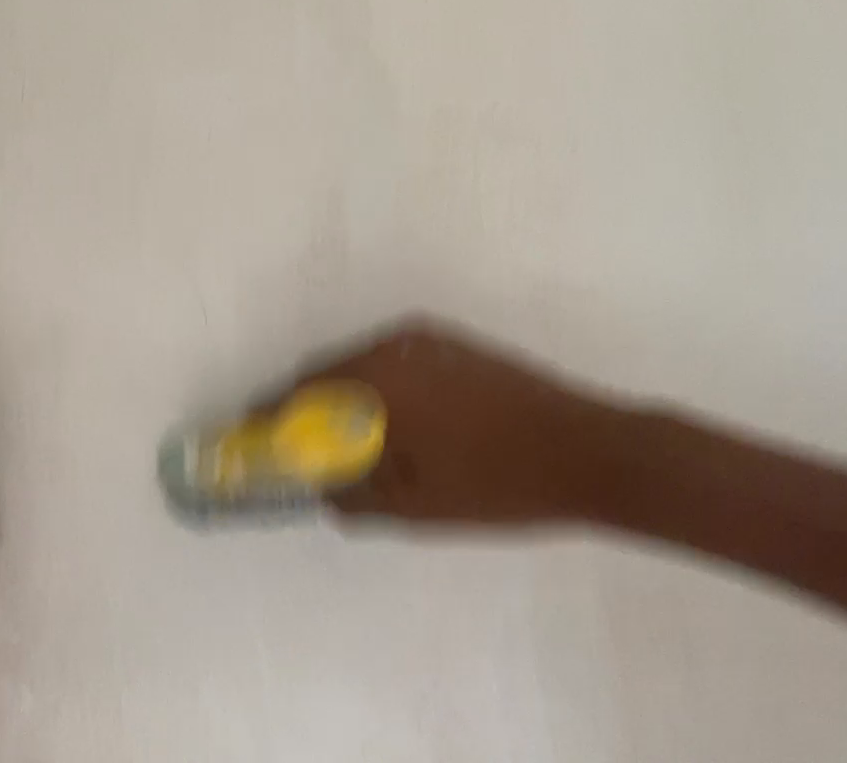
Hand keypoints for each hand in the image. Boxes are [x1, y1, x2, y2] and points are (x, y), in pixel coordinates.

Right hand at [294, 321, 633, 525]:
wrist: (592, 451)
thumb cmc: (496, 481)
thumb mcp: (416, 506)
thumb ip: (355, 498)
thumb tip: (323, 494)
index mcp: (375, 380)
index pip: (298, 393)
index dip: (270, 416)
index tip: (254, 435)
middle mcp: (392, 346)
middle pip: (326, 372)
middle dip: (304, 406)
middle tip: (299, 445)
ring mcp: (426, 340)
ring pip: (361, 363)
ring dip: (341, 396)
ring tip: (345, 439)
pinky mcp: (453, 344)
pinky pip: (393, 361)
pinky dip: (376, 387)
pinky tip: (392, 423)